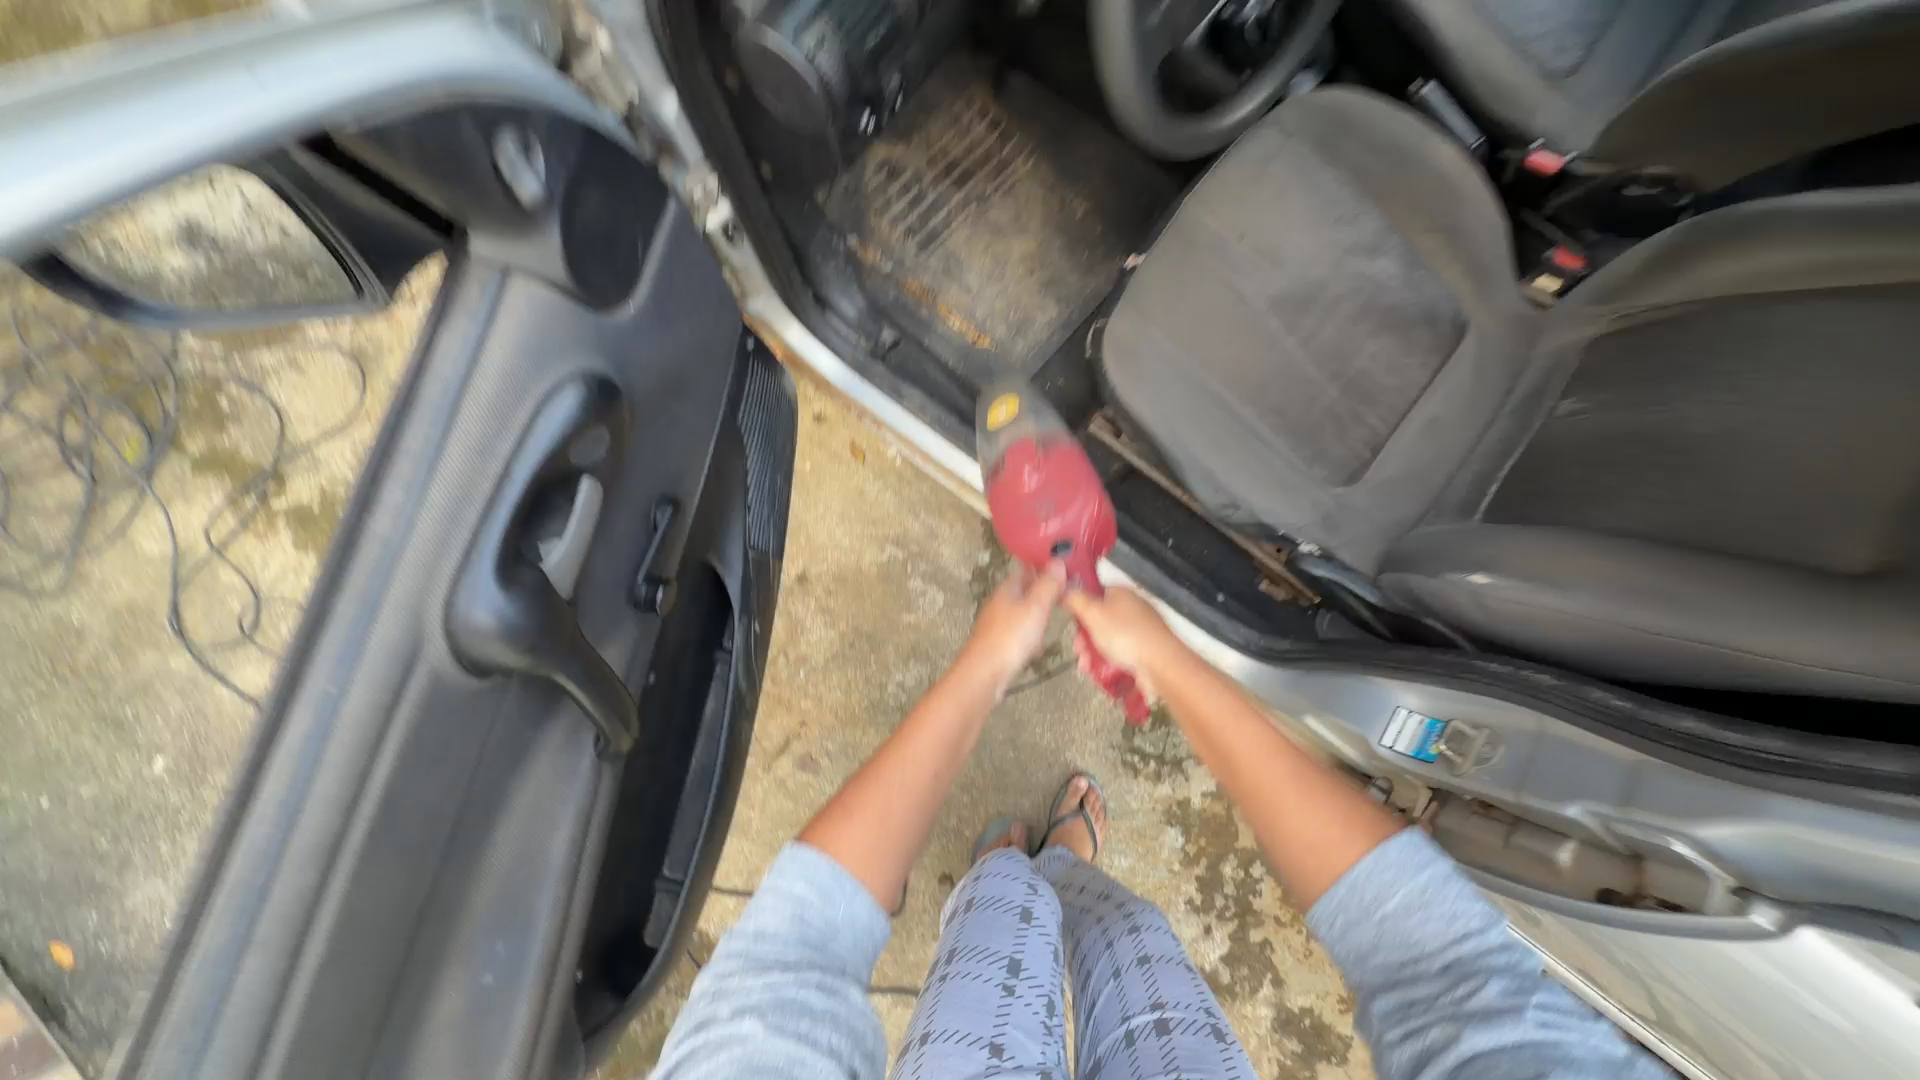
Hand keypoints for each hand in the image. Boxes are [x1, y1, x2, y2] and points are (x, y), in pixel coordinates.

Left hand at [960, 563, 1066, 693]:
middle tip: (1063, 598)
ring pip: (1022, 614)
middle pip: (1024, 592)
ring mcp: (997, 624)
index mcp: (1007, 589)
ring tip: (1051, 623)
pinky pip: (1019, 635)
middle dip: (1042, 594)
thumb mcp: (1035, 607)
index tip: (1064, 572)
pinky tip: (1036, 647)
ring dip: (1037, 617)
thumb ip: (1047, 585)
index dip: (1043, 568)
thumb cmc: (1011, 636)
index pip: (1026, 570)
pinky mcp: (998, 644)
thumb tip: (1058, 561)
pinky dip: (1030, 637)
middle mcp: (1000, 603)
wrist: (985, 673)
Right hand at [1061, 586, 1183, 686]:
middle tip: (1077, 651)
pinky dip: (1106, 661)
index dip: (1079, 608)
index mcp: (1120, 593)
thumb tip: (1063, 589)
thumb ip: (1074, 599)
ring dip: (1091, 652)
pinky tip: (1097, 672)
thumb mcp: (1092, 613)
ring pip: (1106, 638)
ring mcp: (1140, 630)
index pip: (1094, 593)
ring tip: (1085, 667)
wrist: (1160, 664)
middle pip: (1098, 619)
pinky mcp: (1144, 650)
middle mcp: (1131, 608)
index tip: (1069, 623)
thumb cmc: (1124, 634)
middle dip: (1083, 637)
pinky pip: (1119, 652)